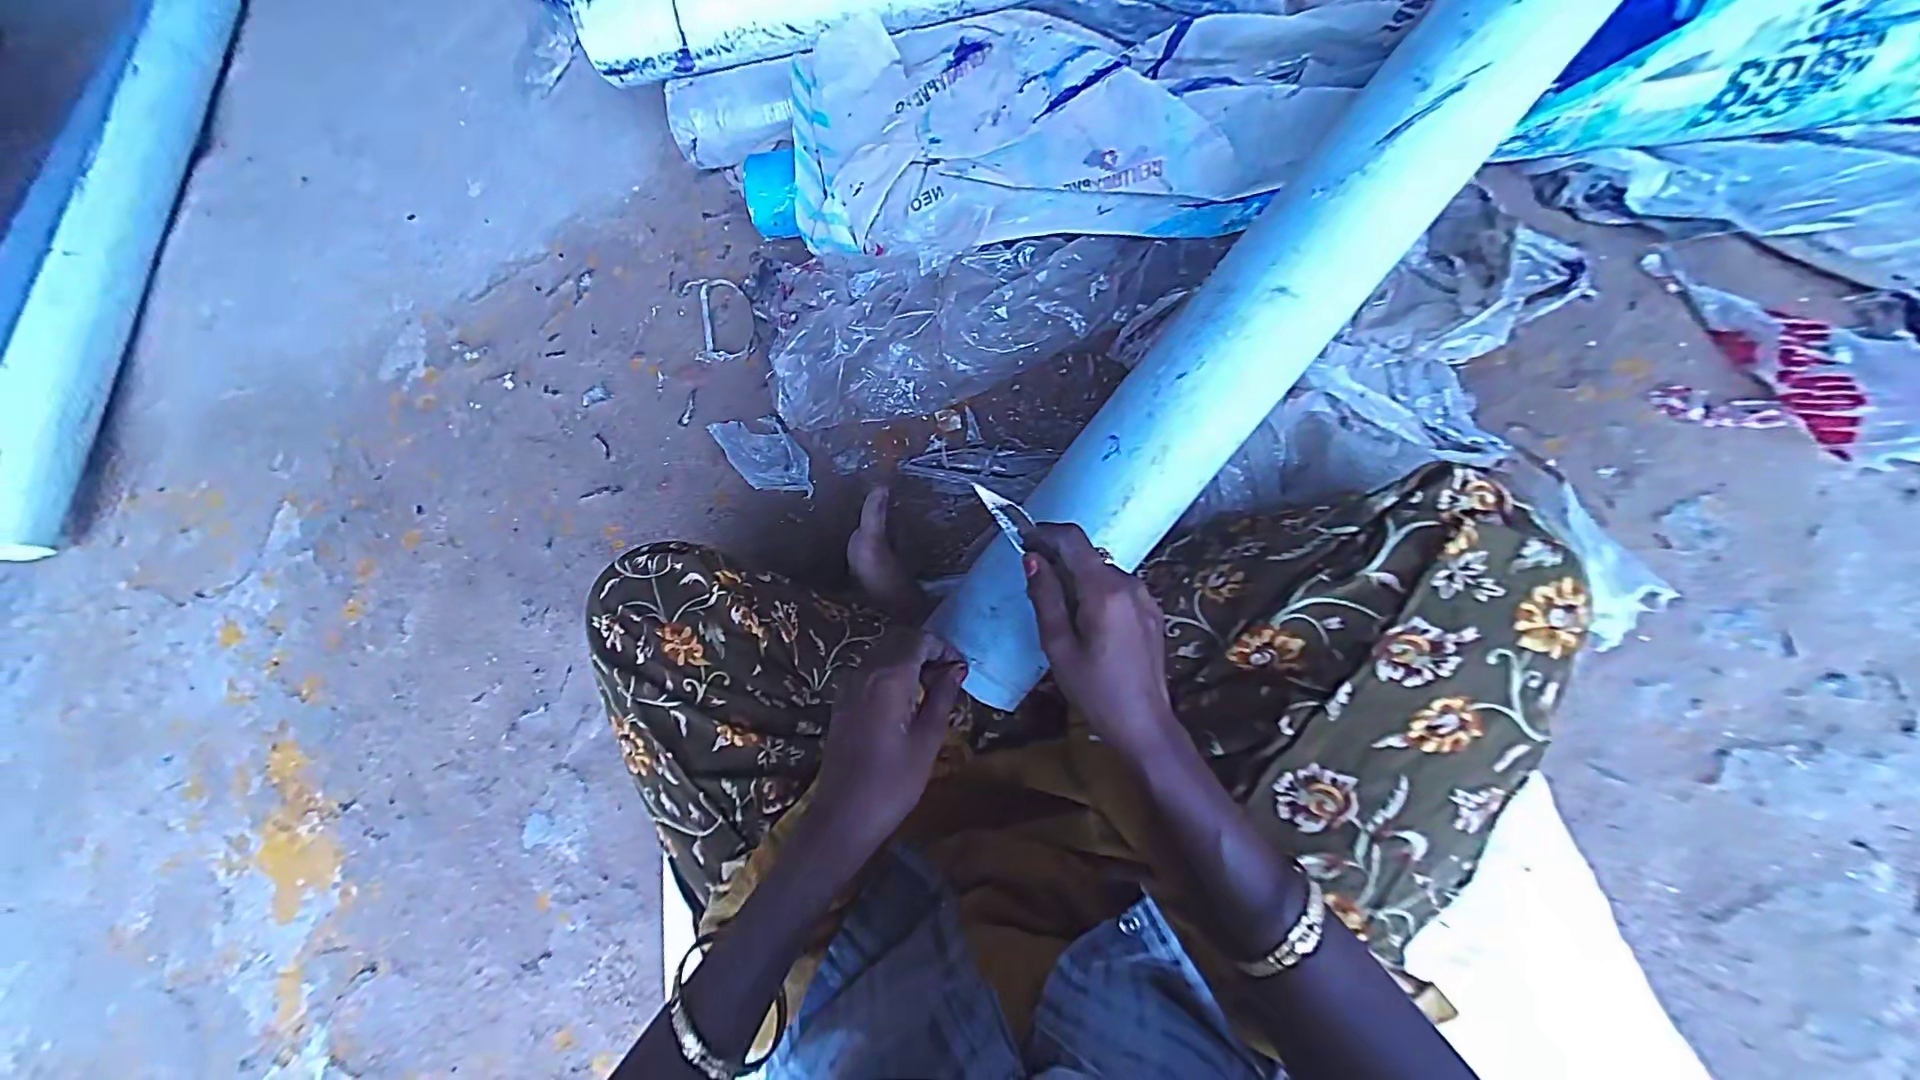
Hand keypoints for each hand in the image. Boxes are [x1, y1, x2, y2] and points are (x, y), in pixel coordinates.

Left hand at [814, 627, 967, 845]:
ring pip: (883, 652)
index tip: (961, 668)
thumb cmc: (893, 782)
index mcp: (889, 677)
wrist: (844, 815)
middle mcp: (865, 671)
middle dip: (927, 650)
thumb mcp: (928, 738)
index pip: (919, 640)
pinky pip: (871, 670)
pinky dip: (892, 672)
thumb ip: (942, 696)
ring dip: (909, 660)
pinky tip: (906, 700)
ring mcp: (849, 684)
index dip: (943, 647)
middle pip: (899, 640)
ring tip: (932, 689)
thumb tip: (956, 669)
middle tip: (949, 677)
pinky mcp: (842, 700)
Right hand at [1022, 524, 1179, 756]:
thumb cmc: (1095, 690)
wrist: (1144, 723)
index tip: (1024, 540)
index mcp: (1104, 590)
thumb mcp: (1058, 646)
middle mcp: (1129, 584)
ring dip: (1077, 580)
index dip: (1045, 532)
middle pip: (1087, 556)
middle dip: (1058, 562)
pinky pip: (1117, 588)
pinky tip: (1087, 626)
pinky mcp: (1151, 610)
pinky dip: (1095, 593)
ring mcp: (1144, 596)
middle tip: (1035, 590)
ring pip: (1101, 572)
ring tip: (1060, 617)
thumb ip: (1045, 597)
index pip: (1073, 539)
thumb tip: (1032, 559)